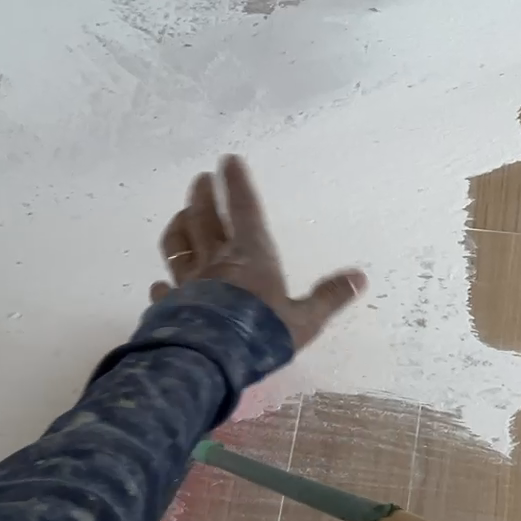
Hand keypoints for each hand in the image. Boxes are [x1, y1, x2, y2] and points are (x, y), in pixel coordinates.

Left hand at [152, 155, 365, 349]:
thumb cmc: (261, 333)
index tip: (228, 160)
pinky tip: (159, 283)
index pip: (244, 210)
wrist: (209, 360)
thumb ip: (330, 297)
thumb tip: (360, 277)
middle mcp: (217, 260)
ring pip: (178, 245)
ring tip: (181, 215)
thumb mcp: (306, 319)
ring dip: (179, 226)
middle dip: (203, 195)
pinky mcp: (169, 306)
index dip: (237, 184)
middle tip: (201, 178)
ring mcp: (189, 282)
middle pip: (205, 219)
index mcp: (251, 255)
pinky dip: (162, 282)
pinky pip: (164, 289)